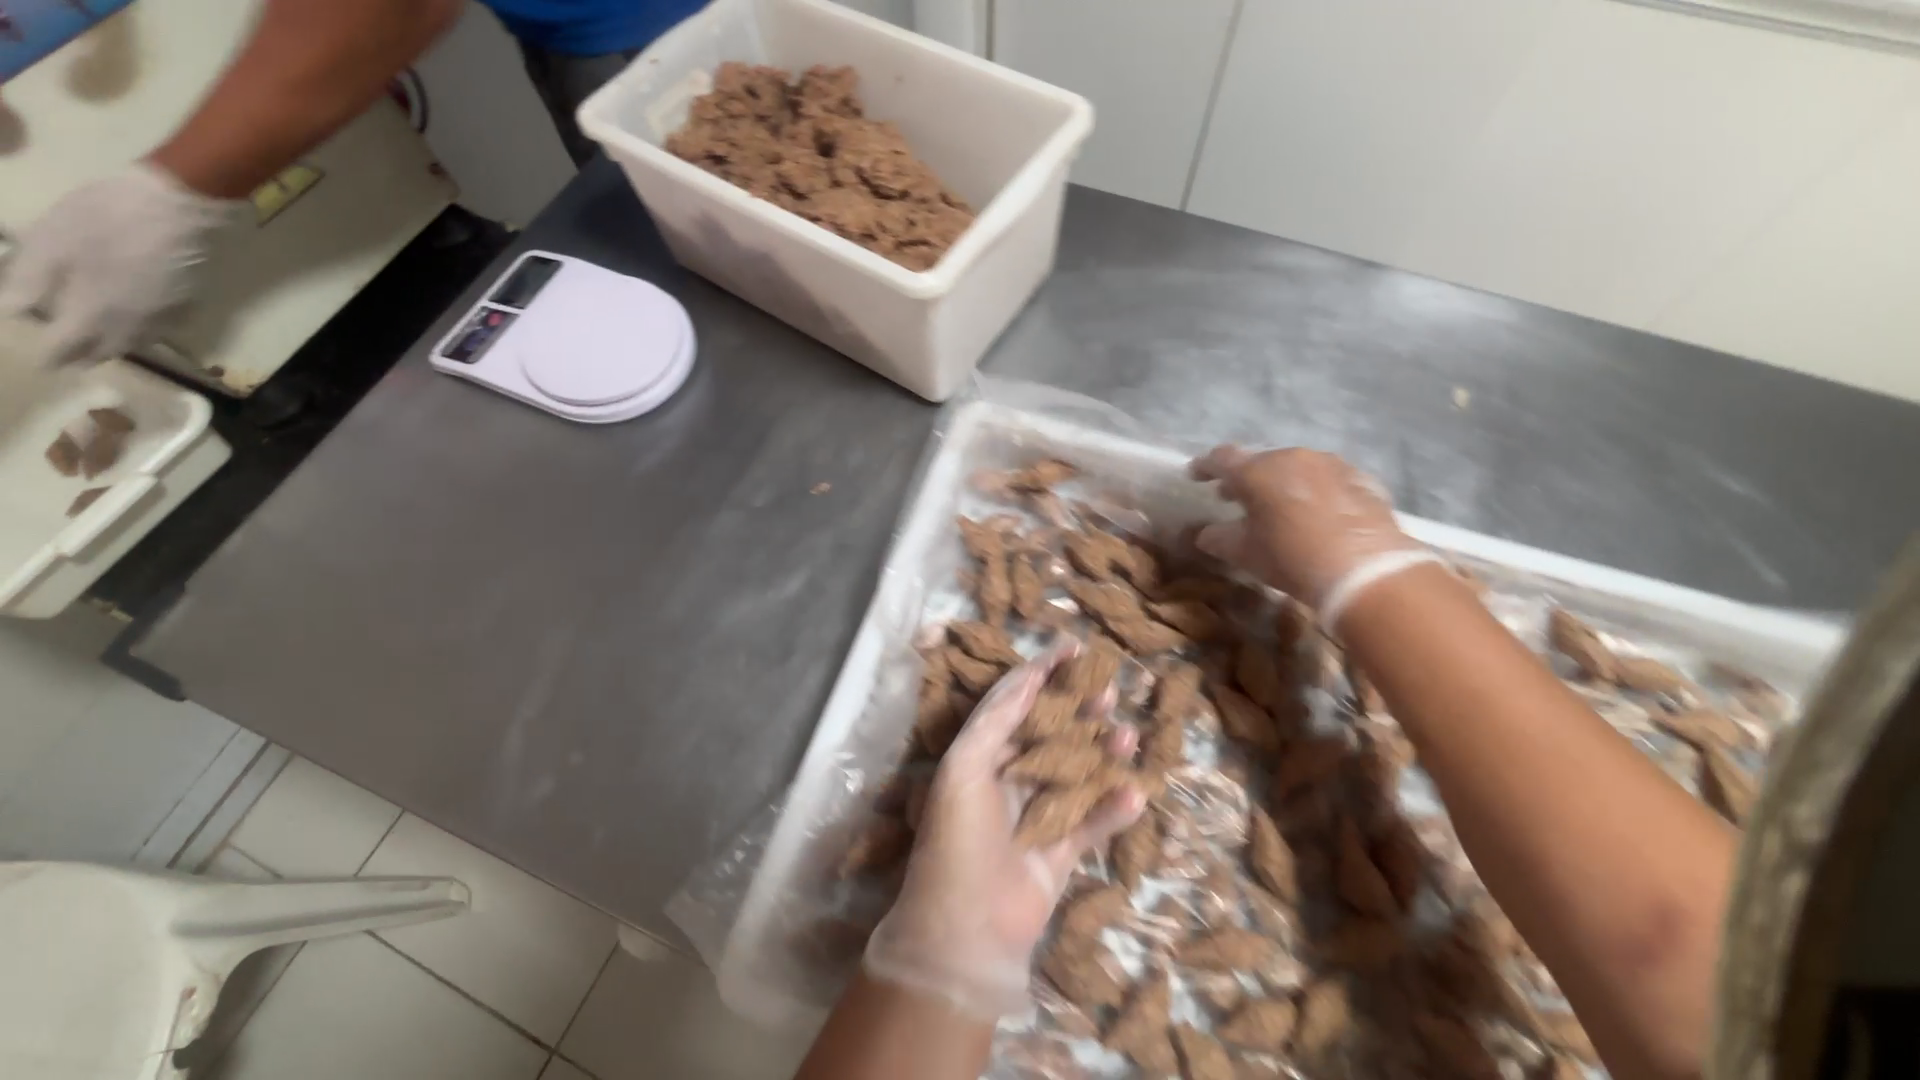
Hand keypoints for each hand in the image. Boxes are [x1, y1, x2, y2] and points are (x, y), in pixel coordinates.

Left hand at [0, 162, 239, 365]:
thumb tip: (10, 311)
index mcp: (94, 312)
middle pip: (106, 351)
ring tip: (102, 342)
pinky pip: (164, 329)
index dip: (49, 355)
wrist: (179, 210)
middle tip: (70, 357)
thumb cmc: (105, 220)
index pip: (66, 347)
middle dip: (86, 355)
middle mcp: (132, 325)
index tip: (40, 361)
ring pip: (137, 343)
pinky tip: (141, 322)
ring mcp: (165, 317)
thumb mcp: (50, 241)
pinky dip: (148, 332)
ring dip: (117, 346)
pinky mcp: (188, 305)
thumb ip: (27, 280)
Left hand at [864, 645, 1144, 1018]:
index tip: (1075, 646)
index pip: (1015, 702)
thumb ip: (997, 720)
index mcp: (981, 756)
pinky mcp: (1061, 853)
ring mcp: (1038, 816)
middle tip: (1108, 691)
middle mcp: (1010, 780)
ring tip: (1125, 737)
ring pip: (1079, 773)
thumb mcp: (965, 767)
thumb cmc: (958, 839)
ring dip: (1103, 754)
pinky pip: (1093, 823)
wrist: (965, 929)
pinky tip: (1133, 795)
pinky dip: (1113, 810)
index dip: (1043, 672)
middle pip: (1053, 732)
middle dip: (1080, 709)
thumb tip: (1029, 676)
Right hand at [1190, 446, 1436, 627]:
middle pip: (1261, 461)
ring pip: (1297, 468)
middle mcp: (1292, 456)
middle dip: (1246, 478)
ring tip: (1278, 505)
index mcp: (1256, 470)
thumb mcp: (1245, 553)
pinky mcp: (1362, 479)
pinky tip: (1317, 512)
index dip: (1205, 467)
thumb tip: (1205, 534)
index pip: (1221, 458)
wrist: (1363, 568)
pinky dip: (1316, 492)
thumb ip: (1219, 539)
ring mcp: (1331, 464)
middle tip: (1235, 497)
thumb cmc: (1290, 557)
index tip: (1195, 476)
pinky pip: (1329, 481)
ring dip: (1282, 482)